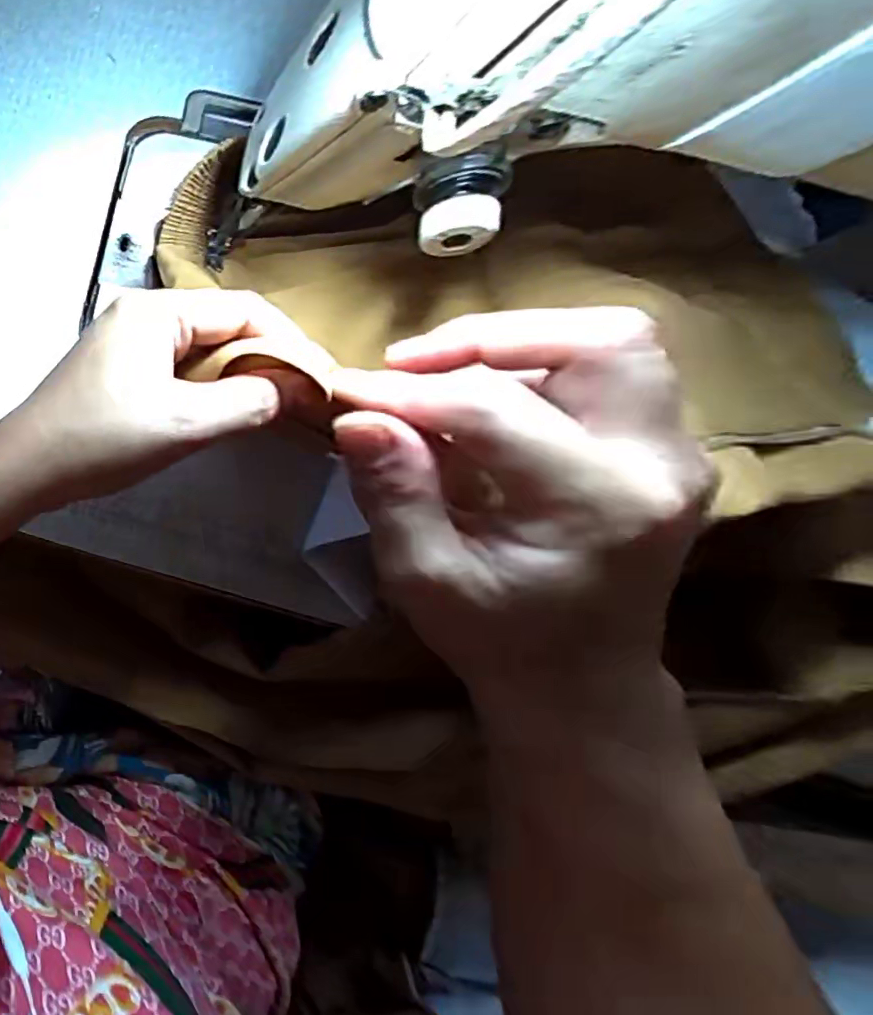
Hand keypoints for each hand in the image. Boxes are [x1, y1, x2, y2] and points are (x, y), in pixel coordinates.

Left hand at [0, 287, 306, 509]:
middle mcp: (137, 315)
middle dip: (262, 363)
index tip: (321, 381)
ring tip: (267, 413)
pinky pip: (171, 371)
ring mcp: (120, 343)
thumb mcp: (183, 423)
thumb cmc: (99, 440)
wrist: (22, 469)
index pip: (244, 310)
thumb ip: (248, 401)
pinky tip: (217, 416)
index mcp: (153, 311)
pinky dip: (200, 391)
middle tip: (299, 402)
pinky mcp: (112, 371)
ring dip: (232, 380)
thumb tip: (292, 388)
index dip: (290, 344)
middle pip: (220, 328)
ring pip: (197, 353)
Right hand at [329, 308, 714, 712]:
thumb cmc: (491, 634)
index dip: (408, 392)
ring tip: (432, 373)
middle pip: (599, 343)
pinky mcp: (654, 447)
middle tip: (404, 363)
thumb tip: (356, 419)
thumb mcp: (421, 574)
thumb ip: (393, 493)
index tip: (344, 392)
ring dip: (511, 344)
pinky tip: (468, 398)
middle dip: (487, 338)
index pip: (496, 410)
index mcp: (595, 504)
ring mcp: (668, 450)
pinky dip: (527, 367)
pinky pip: (600, 374)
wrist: (577, 676)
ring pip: (608, 345)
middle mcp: (656, 463)